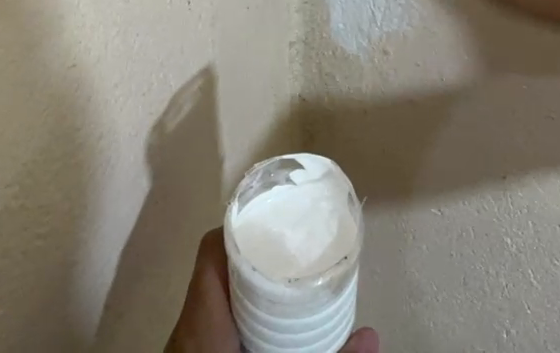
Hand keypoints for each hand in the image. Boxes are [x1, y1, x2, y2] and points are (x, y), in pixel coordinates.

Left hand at [165, 229, 378, 352]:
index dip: (242, 226)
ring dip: (245, 287)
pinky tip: (265, 325)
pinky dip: (238, 314)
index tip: (277, 220)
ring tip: (286, 280)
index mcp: (201, 324)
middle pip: (215, 271)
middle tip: (295, 251)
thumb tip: (374, 337)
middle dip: (254, 258)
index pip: (212, 251)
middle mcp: (186, 330)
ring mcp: (185, 347)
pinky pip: (211, 324)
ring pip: (212, 299)